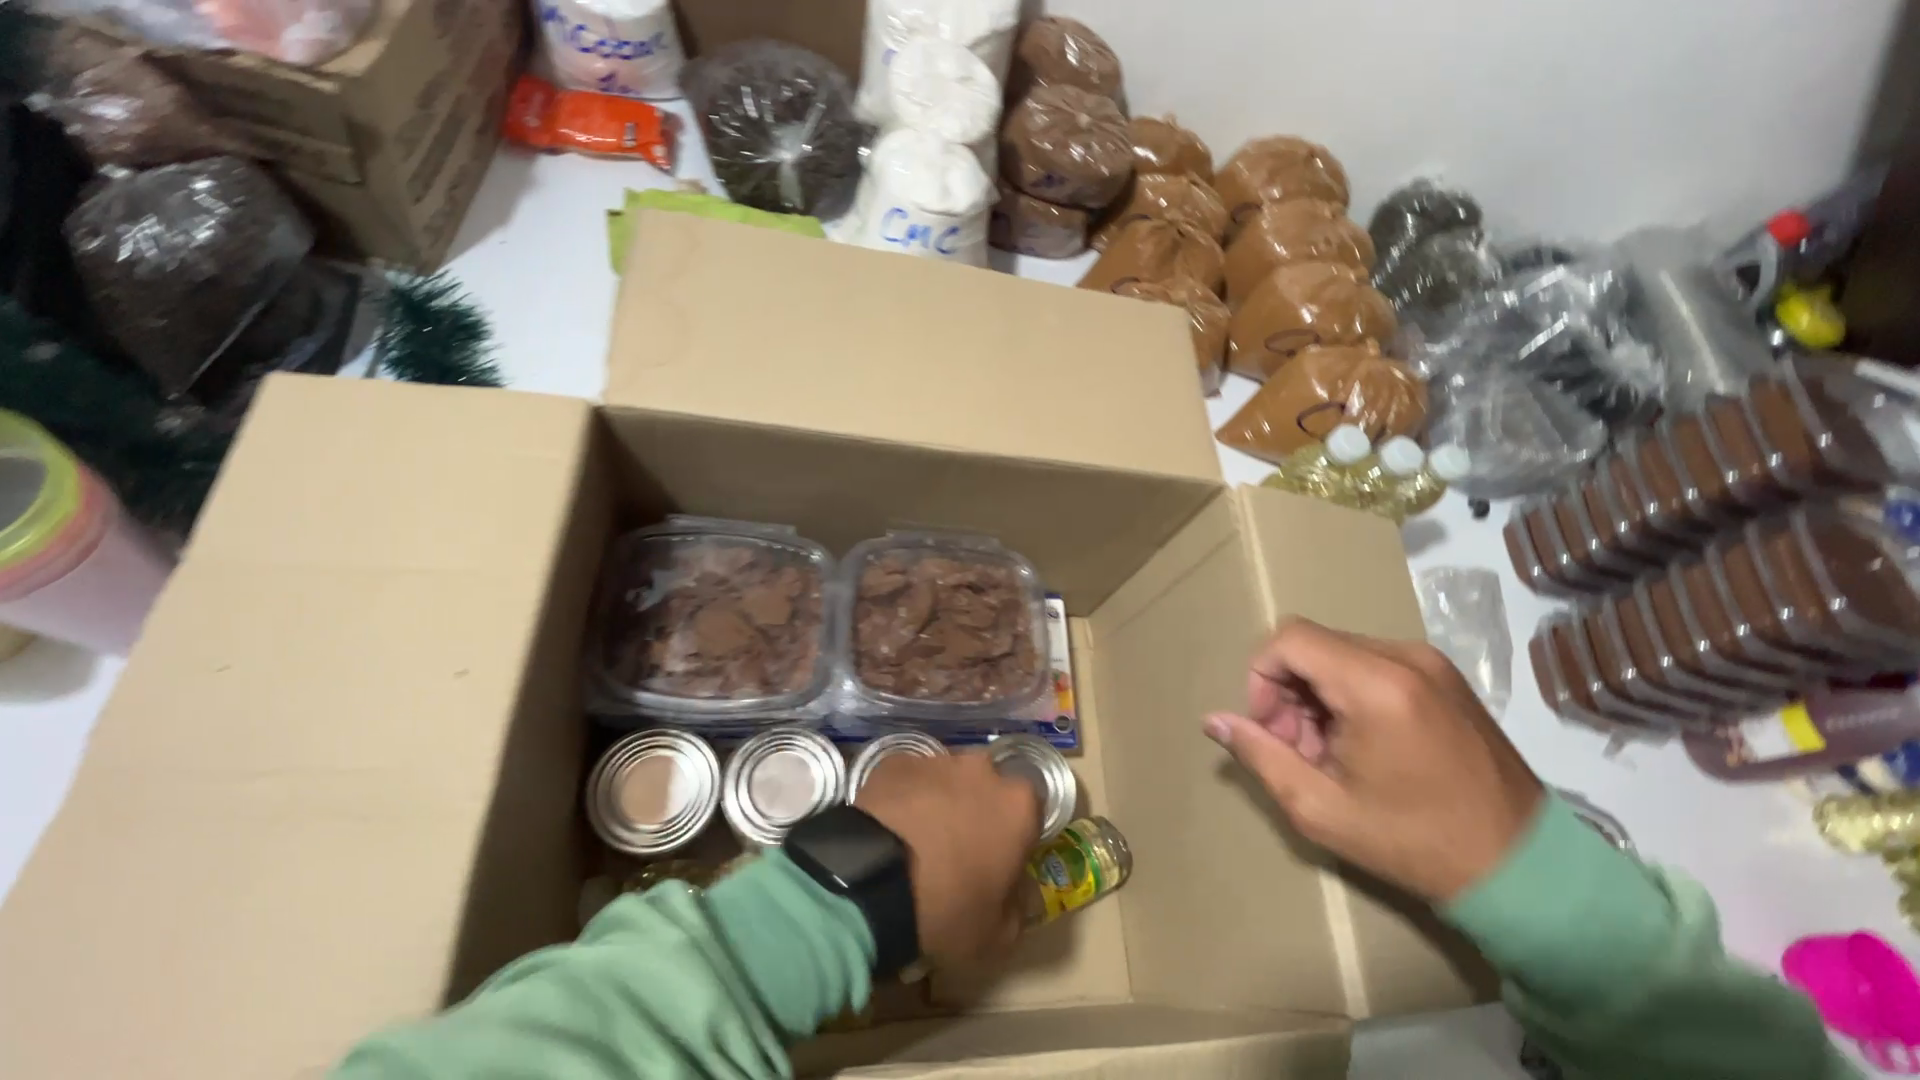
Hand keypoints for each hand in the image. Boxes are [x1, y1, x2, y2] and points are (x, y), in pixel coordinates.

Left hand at [853, 751, 1039, 969]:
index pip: (1030, 812)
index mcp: (1019, 806)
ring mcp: (937, 760)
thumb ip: (1018, 904)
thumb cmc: (947, 910)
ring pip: (948, 778)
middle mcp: (983, 770)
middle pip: (988, 787)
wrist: (873, 884)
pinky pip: (909, 778)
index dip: (1015, 836)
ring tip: (916, 839)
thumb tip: (1015, 890)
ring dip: (941, 801)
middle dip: (978, 810)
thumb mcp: (999, 934)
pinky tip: (890, 827)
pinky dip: (905, 797)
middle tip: (957, 849)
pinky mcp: (896, 760)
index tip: (999, 861)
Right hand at [1203, 617, 1543, 902]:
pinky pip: (1373, 664)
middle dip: (1287, 691)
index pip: (1289, 639)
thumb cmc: (1413, 841)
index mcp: (1376, 684)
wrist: (1520, 866)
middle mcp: (1405, 657)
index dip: (1261, 678)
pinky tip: (1361, 746)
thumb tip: (1213, 720)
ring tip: (1329, 754)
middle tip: (1296, 750)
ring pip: (1340, 653)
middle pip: (1313, 645)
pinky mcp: (1445, 678)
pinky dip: (1348, 694)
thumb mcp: (1320, 808)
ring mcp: (1431, 664)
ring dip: (1316, 695)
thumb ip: (1260, 755)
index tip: (1270, 730)